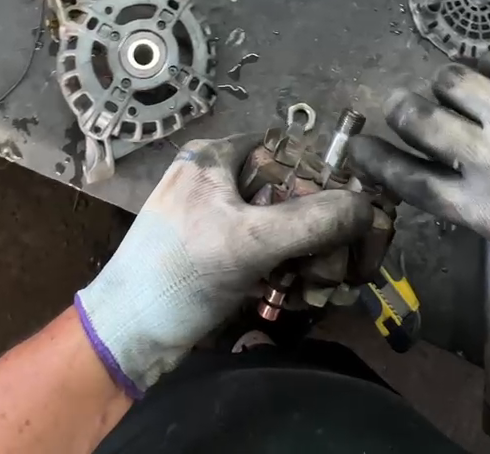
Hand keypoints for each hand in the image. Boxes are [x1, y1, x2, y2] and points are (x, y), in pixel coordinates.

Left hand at [74, 134, 372, 394]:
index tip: (349, 219)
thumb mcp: (249, 241)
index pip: (288, 151)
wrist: (123, 337)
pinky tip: (296, 299)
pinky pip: (265, 253)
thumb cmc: (179, 275)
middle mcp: (217, 179)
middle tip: (337, 270)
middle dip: (319, 234)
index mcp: (215, 156)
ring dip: (308, 260)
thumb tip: (367, 208)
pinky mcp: (216, 254)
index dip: (322, 181)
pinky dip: (286, 274)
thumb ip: (312, 221)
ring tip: (318, 291)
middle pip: (290, 194)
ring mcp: (216, 218)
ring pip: (281, 227)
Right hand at [349, 49, 489, 316]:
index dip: (375, 158)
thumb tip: (448, 174)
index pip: (408, 177)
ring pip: (453, 78)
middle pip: (418, 117)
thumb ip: (484, 207)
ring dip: (451, 84)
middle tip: (408, 106)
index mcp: (487, 211)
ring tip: (467, 91)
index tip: (359, 146)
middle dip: (403, 108)